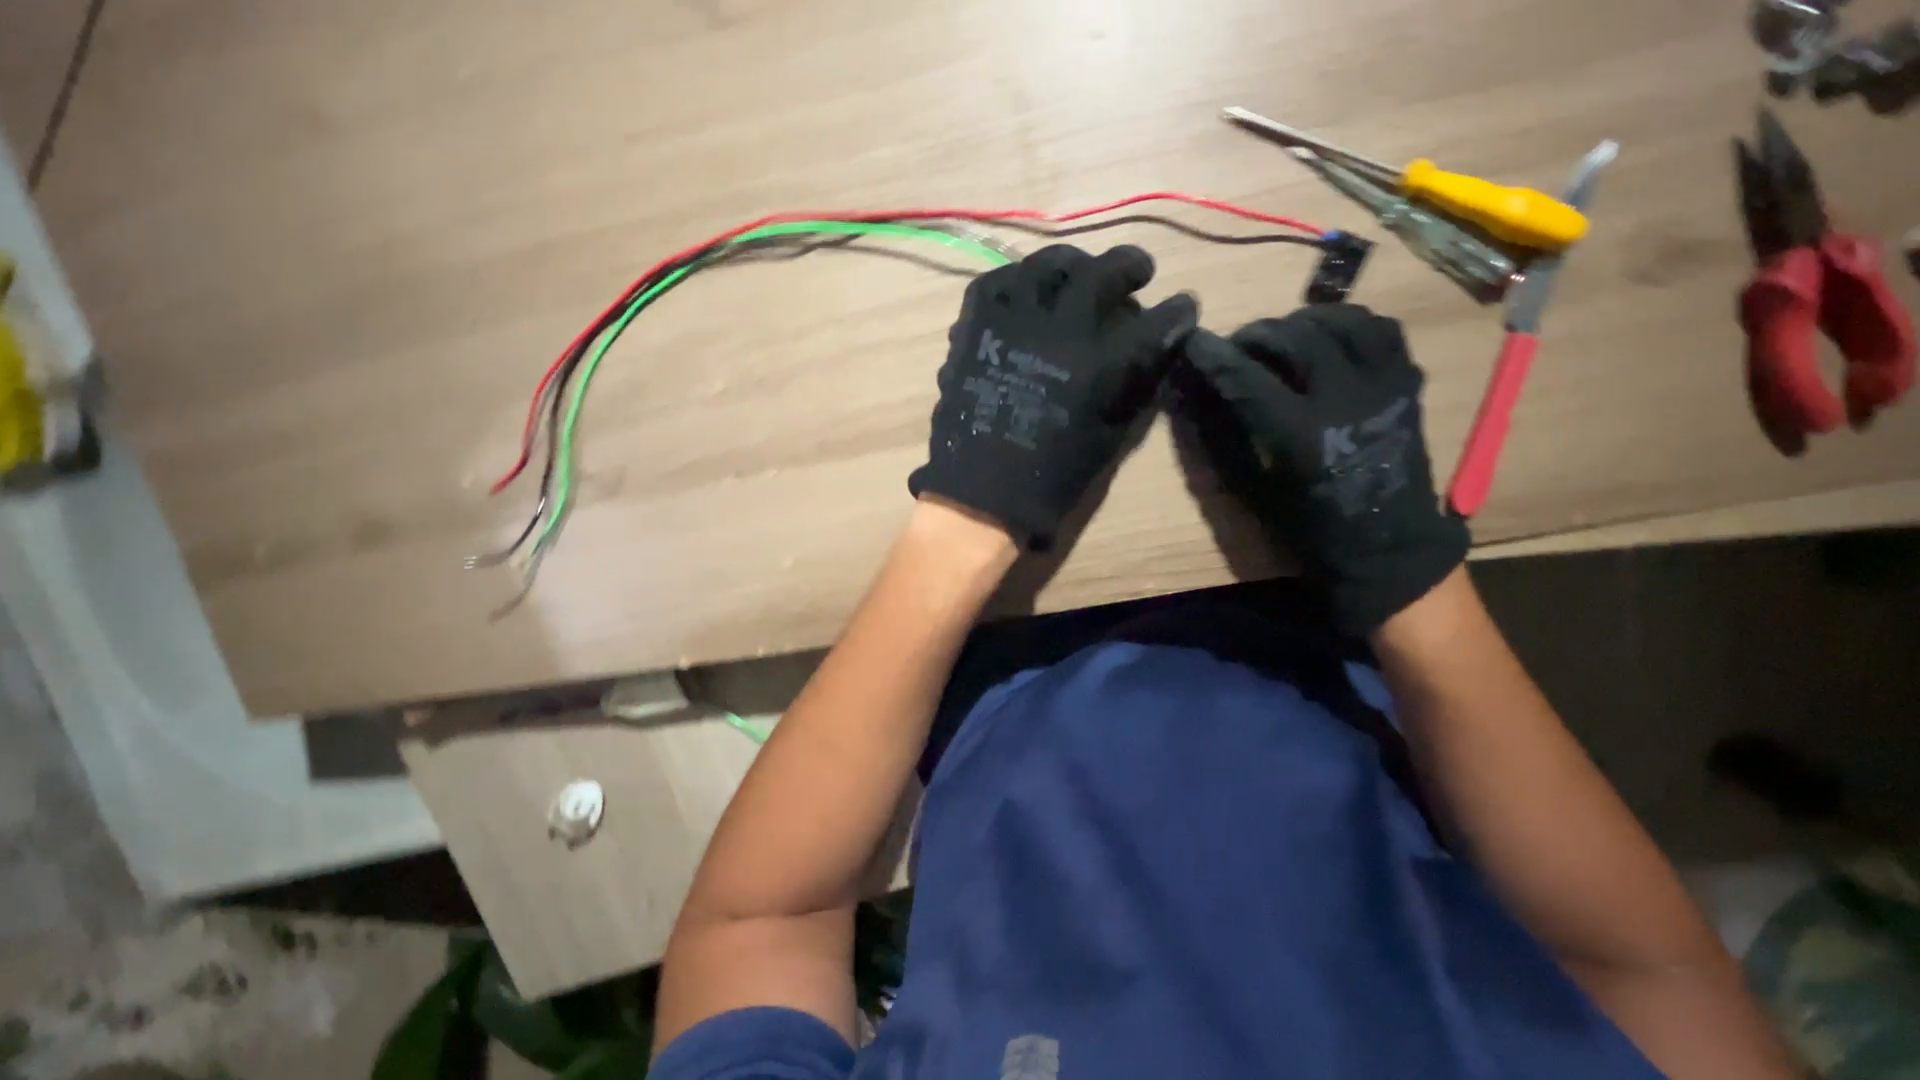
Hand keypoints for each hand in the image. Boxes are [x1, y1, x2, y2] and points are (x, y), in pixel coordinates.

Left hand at [909, 244, 1197, 548]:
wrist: (982, 494)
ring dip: (1071, 264)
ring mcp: (1011, 325)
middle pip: (1100, 275)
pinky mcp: (974, 329)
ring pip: (1045, 267)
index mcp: (1099, 367)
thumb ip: (1133, 386)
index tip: (1184, 305)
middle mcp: (1058, 333)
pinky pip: (994, 283)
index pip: (1153, 324)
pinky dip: (1016, 279)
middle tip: (1139, 270)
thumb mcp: (1111, 436)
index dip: (1176, 313)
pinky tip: (1027, 287)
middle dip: (1129, 265)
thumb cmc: (1052, 476)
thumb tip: (1151, 350)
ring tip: (1081, 270)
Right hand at [1176, 303, 1467, 634]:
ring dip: (1305, 321)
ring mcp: (1385, 387)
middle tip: (1240, 345)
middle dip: (1259, 333)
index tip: (1193, 340)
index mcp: (1303, 437)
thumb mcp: (1254, 491)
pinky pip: (1382, 330)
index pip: (1248, 377)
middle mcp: (1347, 401)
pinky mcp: (1408, 384)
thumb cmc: (1311, 529)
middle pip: (1297, 336)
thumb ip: (1224, 436)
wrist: (1387, 549)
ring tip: (1285, 335)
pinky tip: (1330, 340)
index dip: (1214, 355)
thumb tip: (1194, 391)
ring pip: (1343, 322)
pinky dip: (1350, 325)